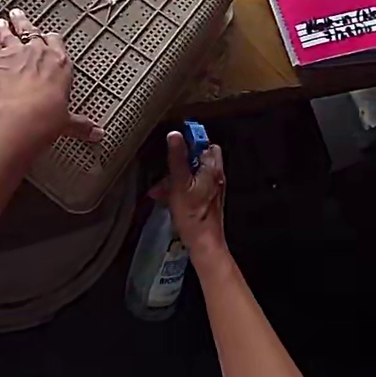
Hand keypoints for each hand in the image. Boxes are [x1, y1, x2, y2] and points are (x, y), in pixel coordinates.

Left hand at [0, 5, 102, 152]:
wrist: (24, 115)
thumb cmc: (48, 117)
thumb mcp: (67, 122)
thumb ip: (81, 125)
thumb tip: (98, 134)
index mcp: (60, 63)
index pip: (56, 43)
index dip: (50, 40)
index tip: (48, 39)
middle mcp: (39, 51)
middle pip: (32, 32)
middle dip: (25, 24)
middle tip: (19, 17)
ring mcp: (16, 51)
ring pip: (10, 31)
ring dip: (5, 25)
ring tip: (1, 20)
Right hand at [154, 130, 225, 255]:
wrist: (204, 242)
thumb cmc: (192, 213)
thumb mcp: (179, 183)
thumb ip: (177, 158)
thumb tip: (174, 134)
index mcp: (212, 167)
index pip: (204, 142)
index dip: (189, 139)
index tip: (174, 143)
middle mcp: (215, 175)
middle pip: (198, 157)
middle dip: (179, 161)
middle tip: (166, 168)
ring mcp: (212, 187)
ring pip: (193, 172)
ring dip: (176, 176)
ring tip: (160, 188)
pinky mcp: (207, 198)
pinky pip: (193, 184)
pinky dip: (180, 186)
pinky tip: (166, 196)